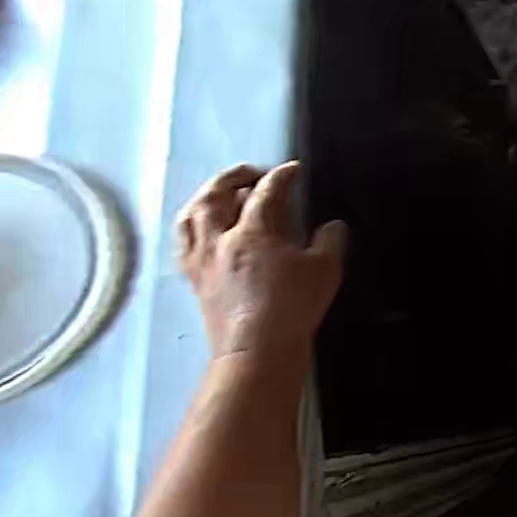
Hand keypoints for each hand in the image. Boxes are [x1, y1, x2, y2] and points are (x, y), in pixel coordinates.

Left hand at [176, 161, 346, 359]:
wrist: (258, 346)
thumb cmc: (293, 306)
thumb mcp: (327, 268)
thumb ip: (331, 240)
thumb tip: (332, 226)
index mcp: (254, 233)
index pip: (267, 192)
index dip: (283, 176)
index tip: (295, 170)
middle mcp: (219, 240)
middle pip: (214, 195)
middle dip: (233, 177)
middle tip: (252, 172)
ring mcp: (202, 260)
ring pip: (191, 215)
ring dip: (205, 197)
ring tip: (221, 193)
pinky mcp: (195, 279)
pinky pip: (185, 241)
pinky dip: (194, 225)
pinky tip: (205, 230)